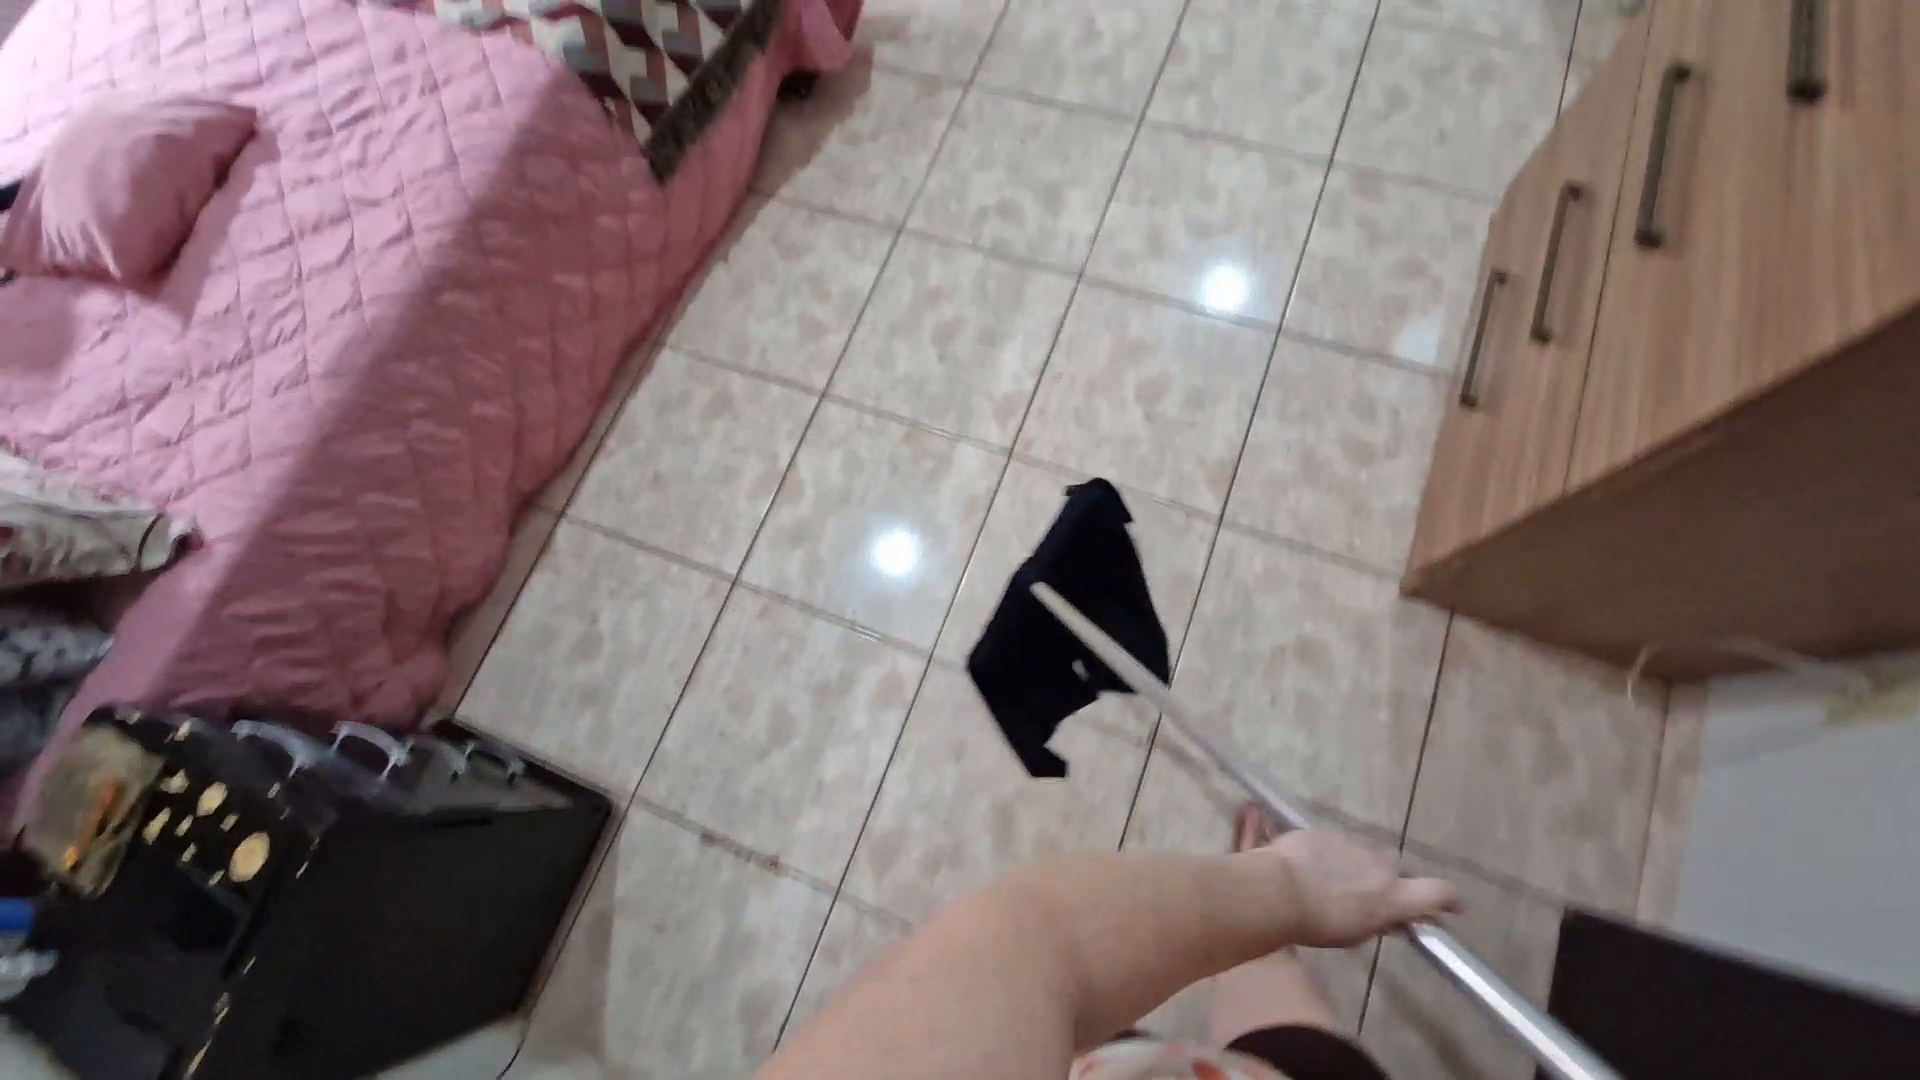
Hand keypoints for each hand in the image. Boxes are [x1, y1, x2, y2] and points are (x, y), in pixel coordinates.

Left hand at [1260, 828, 1460, 947]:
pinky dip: (1333, 853)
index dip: (1448, 898)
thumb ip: (1381, 922)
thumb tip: (1397, 920)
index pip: (1440, 891)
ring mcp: (1353, 843)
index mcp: (1395, 896)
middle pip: (1397, 869)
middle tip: (1370, 894)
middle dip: (1390, 879)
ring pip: (1366, 853)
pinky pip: (1338, 843)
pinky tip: (1314, 864)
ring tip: (1334, 879)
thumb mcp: (1356, 934)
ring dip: (1358, 864)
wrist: (1277, 888)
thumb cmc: (1317, 923)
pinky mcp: (1327, 830)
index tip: (1451, 906)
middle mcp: (1381, 865)